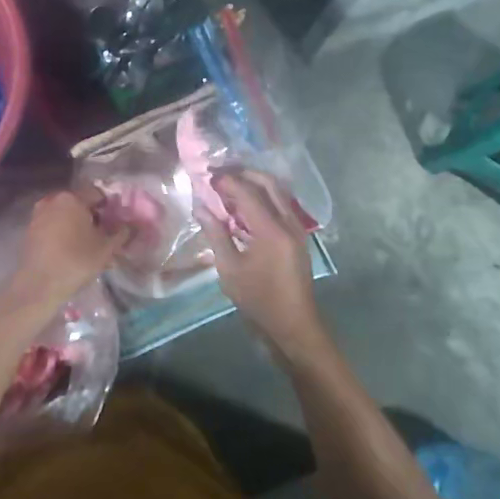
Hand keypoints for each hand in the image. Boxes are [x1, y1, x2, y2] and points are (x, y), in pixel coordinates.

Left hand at [6, 191, 128, 311]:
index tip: (119, 222)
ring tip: (92, 247)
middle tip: (107, 236)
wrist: (39, 285)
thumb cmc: (76, 261)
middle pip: (81, 204)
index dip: (111, 206)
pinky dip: (65, 234)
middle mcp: (53, 200)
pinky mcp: (31, 231)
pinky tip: (74, 252)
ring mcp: (39, 215)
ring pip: (66, 217)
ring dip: (80, 228)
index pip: (98, 194)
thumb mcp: (106, 248)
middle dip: (95, 218)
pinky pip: (54, 227)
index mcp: (72, 198)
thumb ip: (122, 233)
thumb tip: (131, 226)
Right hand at [195, 170, 320, 346]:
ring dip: (255, 184)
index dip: (227, 181)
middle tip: (220, 174)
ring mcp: (297, 228)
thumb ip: (216, 234)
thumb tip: (200, 207)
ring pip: (278, 192)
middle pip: (268, 183)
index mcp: (271, 230)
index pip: (248, 192)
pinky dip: (264, 198)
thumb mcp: (229, 269)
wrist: (293, 324)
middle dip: (244, 174)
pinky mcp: (298, 236)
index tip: (207, 177)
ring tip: (230, 187)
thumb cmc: (258, 300)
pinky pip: (282, 205)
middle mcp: (289, 222)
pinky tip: (245, 207)